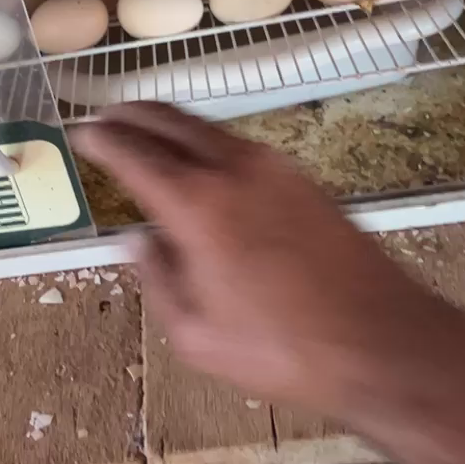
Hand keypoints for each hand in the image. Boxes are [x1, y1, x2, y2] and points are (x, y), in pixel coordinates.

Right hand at [71, 102, 464, 421]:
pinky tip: (196, 157)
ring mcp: (270, 164)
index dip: (100, 139)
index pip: (132, 153)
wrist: (384, 341)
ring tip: (142, 129)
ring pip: (202, 125)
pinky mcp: (298, 174)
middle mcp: (230, 167)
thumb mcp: (196, 334)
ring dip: (165, 121)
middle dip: (128, 114)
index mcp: (196, 204)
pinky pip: (233, 141)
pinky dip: (200, 137)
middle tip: (103, 117)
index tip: (80, 133)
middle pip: (166, 119)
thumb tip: (136, 238)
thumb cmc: (282, 350)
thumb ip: (158, 277)